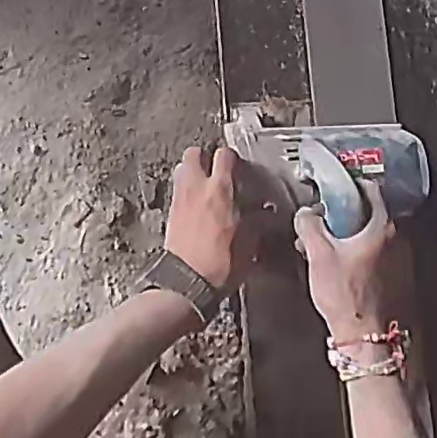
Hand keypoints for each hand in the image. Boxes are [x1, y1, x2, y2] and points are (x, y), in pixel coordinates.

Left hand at [165, 146, 257, 289]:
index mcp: (219, 190)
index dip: (233, 158)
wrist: (187, 284)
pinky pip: (177, 191)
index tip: (241, 168)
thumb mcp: (249, 243)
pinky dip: (186, 191)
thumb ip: (257, 221)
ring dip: (192, 172)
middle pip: (194, 153)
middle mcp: (196, 189)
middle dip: (205, 157)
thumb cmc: (219, 264)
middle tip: (218, 170)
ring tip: (206, 186)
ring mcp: (179, 200)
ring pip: (181, 169)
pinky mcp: (170, 214)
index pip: (225, 155)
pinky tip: (198, 207)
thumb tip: (266, 212)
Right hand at [294, 180, 410, 342]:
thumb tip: (306, 213)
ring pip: (374, 235)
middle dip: (345, 215)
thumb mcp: (318, 256)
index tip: (331, 189)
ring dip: (353, 237)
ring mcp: (403, 259)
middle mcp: (399, 239)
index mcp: (383, 226)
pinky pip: (379, 255)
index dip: (347, 184)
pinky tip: (344, 271)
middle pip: (370, 213)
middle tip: (323, 225)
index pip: (369, 187)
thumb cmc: (348, 297)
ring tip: (329, 252)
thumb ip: (309, 226)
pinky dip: (362, 255)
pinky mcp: (400, 278)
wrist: (371, 340)